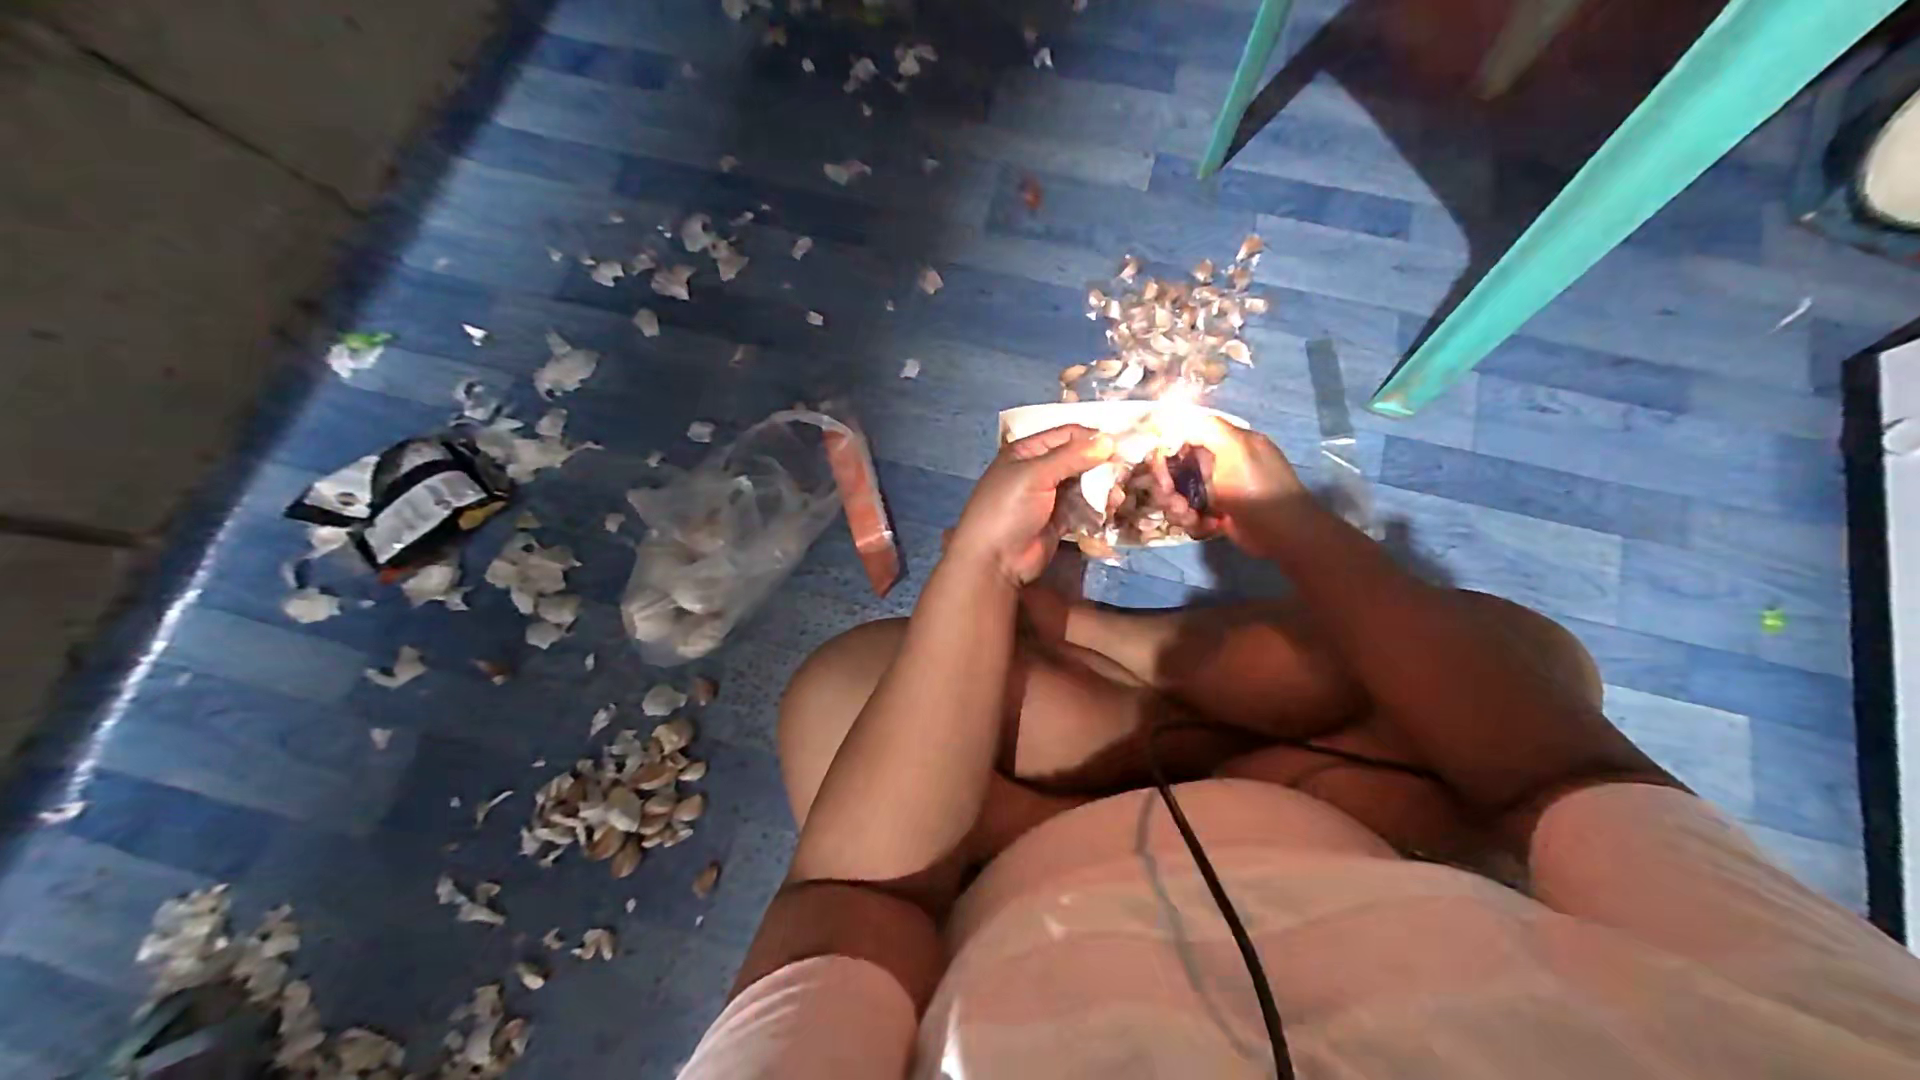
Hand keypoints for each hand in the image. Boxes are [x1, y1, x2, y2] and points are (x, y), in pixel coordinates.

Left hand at [948, 425, 1113, 586]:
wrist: (994, 560)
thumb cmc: (1007, 509)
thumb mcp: (1035, 475)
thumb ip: (1071, 456)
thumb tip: (1108, 440)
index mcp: (1026, 452)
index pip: (1066, 435)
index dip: (1092, 437)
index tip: (1120, 444)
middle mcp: (1039, 470)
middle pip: (1078, 459)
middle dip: (1102, 464)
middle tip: (1124, 472)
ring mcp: (1050, 497)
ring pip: (1085, 484)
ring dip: (1103, 487)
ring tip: (1116, 496)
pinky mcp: (1060, 520)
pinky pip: (1084, 507)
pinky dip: (1098, 506)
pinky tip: (1110, 509)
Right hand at [1175, 416, 1308, 556]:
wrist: (1282, 531)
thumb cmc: (1257, 487)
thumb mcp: (1236, 448)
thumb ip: (1207, 428)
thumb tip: (1176, 418)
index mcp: (1223, 444)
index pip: (1181, 441)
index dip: (1164, 456)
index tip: (1162, 473)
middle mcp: (1216, 465)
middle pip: (1174, 472)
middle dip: (1169, 489)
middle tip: (1177, 503)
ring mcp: (1215, 491)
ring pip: (1178, 496)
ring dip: (1179, 509)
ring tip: (1192, 518)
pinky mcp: (1214, 515)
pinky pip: (1189, 515)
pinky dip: (1193, 522)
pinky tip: (1208, 526)